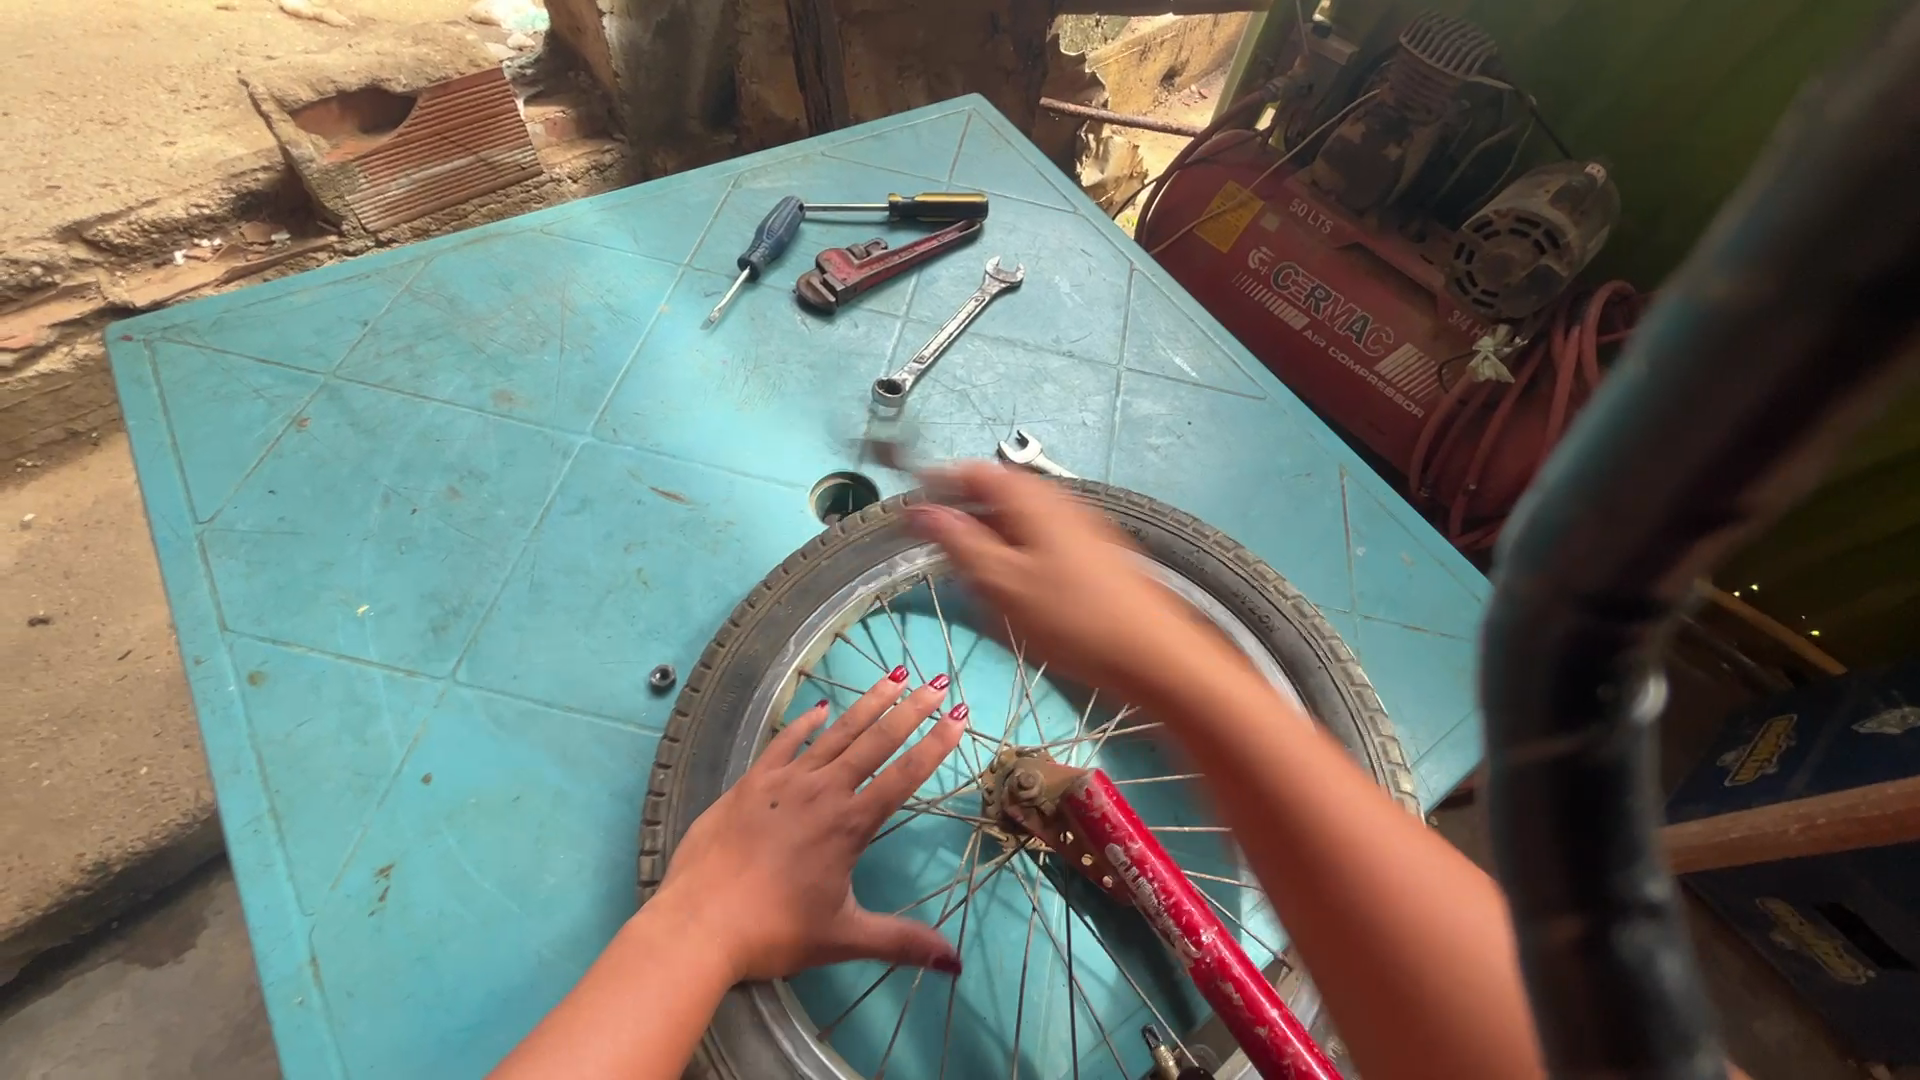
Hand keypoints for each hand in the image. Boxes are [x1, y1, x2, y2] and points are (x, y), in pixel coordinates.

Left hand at [648, 668, 968, 983]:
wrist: (699, 923)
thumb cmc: (774, 932)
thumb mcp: (843, 937)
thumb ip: (900, 941)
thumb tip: (954, 961)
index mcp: (849, 824)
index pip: (903, 776)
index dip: (935, 746)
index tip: (959, 718)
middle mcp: (823, 792)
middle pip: (875, 742)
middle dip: (910, 711)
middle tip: (937, 682)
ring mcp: (785, 781)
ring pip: (836, 733)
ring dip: (867, 704)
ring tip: (893, 676)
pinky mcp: (752, 781)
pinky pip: (783, 742)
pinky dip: (804, 723)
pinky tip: (820, 706)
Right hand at [907, 463, 1220, 699]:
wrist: (1155, 656)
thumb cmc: (1072, 618)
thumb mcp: (1003, 583)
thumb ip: (960, 543)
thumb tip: (921, 510)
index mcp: (1033, 499)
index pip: (976, 472)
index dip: (940, 483)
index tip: (913, 511)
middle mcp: (1060, 503)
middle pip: (999, 495)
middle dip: (966, 519)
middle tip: (942, 554)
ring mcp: (1082, 529)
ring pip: (1021, 524)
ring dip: (992, 543)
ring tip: (978, 581)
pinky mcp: (1095, 557)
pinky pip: (1043, 545)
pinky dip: (1019, 560)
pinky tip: (1019, 596)